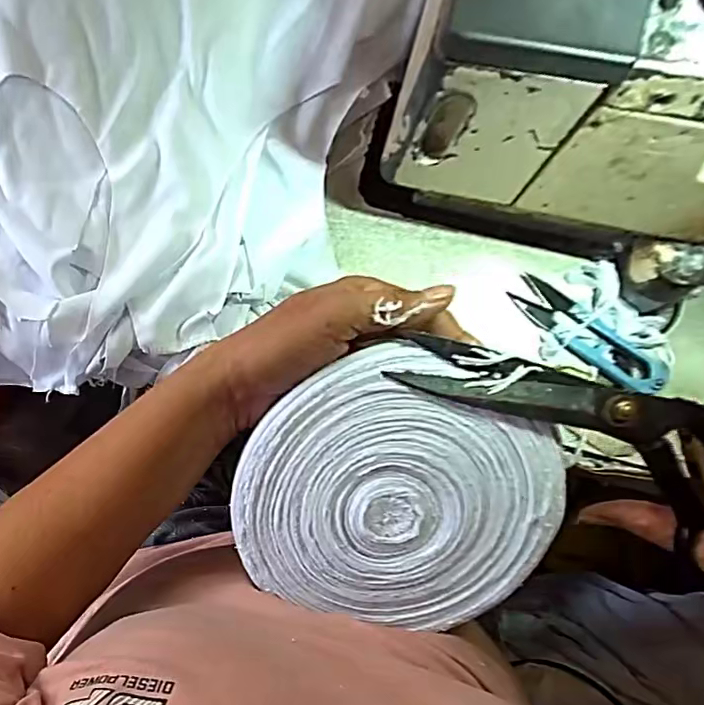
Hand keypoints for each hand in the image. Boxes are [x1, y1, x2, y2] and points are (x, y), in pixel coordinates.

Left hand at [190, 276, 465, 431]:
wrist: (230, 391)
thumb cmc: (270, 349)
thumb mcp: (332, 313)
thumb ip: (385, 302)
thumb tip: (441, 296)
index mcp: (359, 297)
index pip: (422, 307)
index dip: (451, 331)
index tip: (473, 361)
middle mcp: (354, 324)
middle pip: (414, 337)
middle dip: (440, 357)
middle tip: (463, 386)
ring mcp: (344, 357)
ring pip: (398, 364)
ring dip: (419, 379)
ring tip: (442, 399)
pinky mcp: (333, 386)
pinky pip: (375, 387)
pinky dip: (393, 395)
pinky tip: (402, 408)